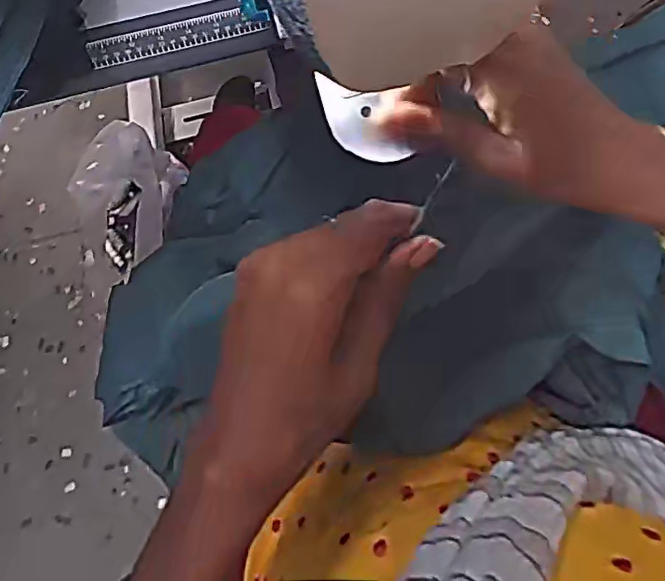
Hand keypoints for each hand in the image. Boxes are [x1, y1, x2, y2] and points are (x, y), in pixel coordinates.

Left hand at [192, 200, 442, 495]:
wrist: (237, 445)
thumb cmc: (307, 417)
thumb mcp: (359, 361)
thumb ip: (387, 292)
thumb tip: (423, 243)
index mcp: (309, 282)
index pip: (363, 227)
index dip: (397, 219)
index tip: (427, 224)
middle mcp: (279, 258)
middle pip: (340, 226)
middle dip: (377, 229)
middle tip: (411, 247)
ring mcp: (258, 261)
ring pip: (320, 232)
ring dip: (351, 240)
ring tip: (381, 265)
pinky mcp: (248, 270)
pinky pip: (298, 245)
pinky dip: (326, 250)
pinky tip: (342, 275)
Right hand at [375, 18, 664, 228]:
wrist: (623, 160)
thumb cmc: (565, 166)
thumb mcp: (497, 159)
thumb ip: (441, 131)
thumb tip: (384, 119)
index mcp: (503, 61)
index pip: (432, 43)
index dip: (404, 72)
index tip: (394, 108)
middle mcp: (512, 35)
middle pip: (441, 28)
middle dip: (414, 61)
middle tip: (403, 104)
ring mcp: (523, 32)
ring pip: (456, 27)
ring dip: (433, 56)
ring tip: (421, 96)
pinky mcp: (528, 40)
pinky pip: (476, 32)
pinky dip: (454, 53)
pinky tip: (446, 82)